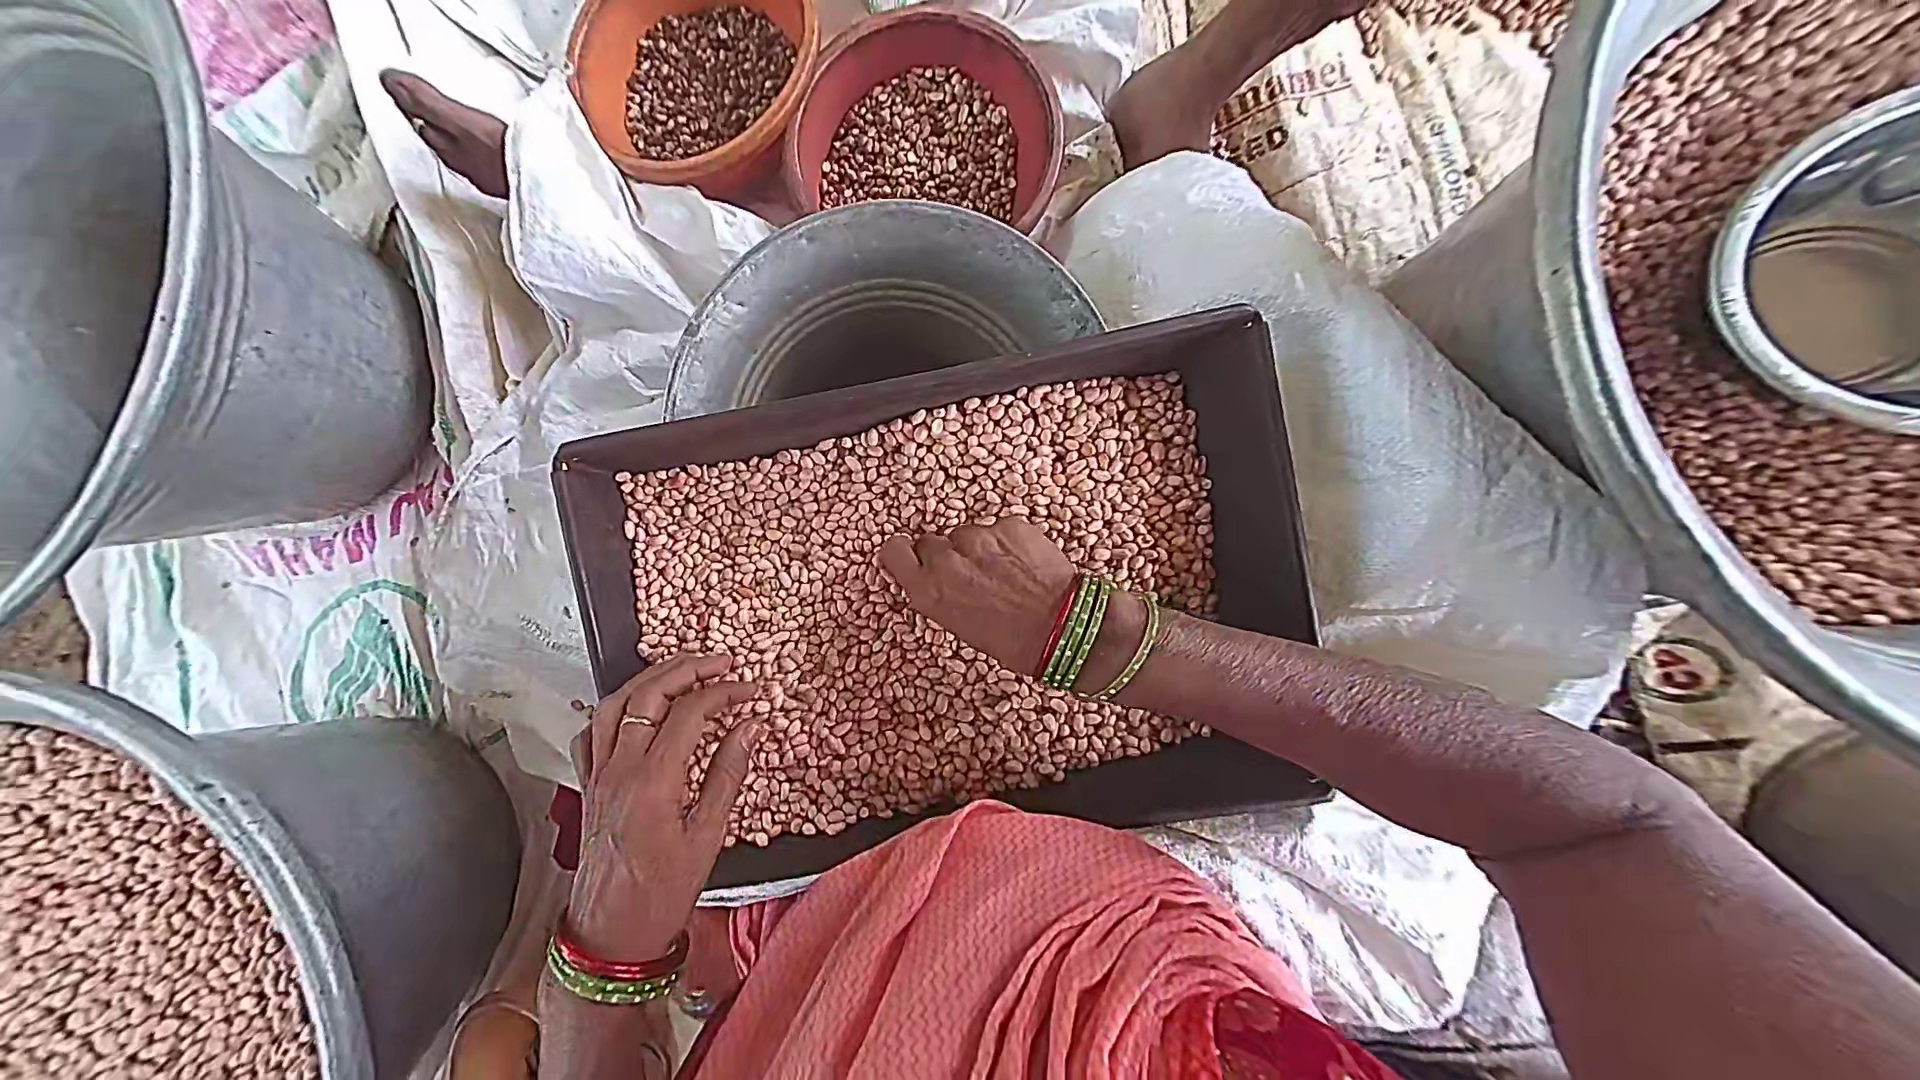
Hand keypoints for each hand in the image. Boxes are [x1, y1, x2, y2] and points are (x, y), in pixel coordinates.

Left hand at [563, 654, 763, 961]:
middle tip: (722, 662)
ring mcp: (597, 775)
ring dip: (652, 678)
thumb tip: (753, 726)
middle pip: (648, 696)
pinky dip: (617, 706)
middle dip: (688, 669)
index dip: (725, 693)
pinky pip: (593, 731)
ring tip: (685, 668)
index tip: (751, 691)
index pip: (691, 713)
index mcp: (653, 782)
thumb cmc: (663, 892)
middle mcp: (618, 770)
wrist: (609, 935)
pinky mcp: (587, 785)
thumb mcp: (709, 835)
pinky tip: (638, 705)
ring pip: (616, 704)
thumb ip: (729, 772)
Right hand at [878, 517, 1077, 673]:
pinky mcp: (1008, 525)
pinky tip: (1023, 564)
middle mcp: (947, 561)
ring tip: (1005, 574)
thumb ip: (940, 592)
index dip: (905, 552)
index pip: (894, 551)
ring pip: (968, 533)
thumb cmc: (1012, 640)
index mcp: (929, 591)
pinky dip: (1008, 541)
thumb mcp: (959, 624)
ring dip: (981, 547)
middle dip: (948, 553)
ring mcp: (978, 538)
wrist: (1063, 628)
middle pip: (932, 541)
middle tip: (971, 574)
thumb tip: (938, 577)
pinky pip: (999, 528)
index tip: (915, 556)